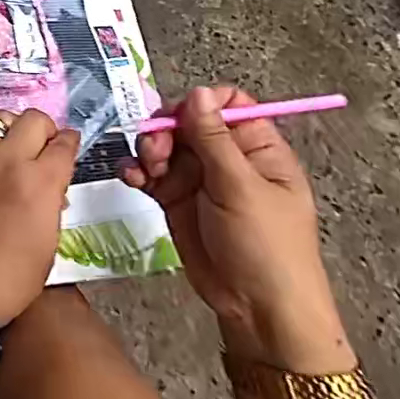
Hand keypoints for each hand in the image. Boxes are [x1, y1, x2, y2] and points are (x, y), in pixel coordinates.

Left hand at [0, 108, 79, 324]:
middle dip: (44, 129)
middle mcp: (8, 160)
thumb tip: (49, 192)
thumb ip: (50, 208)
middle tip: (43, 146)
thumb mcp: (48, 246)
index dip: (70, 142)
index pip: (63, 144)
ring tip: (11, 146)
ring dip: (10, 128)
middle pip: (32, 119)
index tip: (69, 144)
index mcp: (40, 181)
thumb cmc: (9, 278)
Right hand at [122, 87, 353, 372]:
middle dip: (165, 131)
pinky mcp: (174, 197)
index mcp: (256, 147)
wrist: (255, 307)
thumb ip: (214, 139)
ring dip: (147, 151)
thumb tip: (198, 92)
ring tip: (147, 172)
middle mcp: (225, 157)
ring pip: (163, 144)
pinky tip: (133, 179)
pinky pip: (149, 172)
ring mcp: (198, 178)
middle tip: (157, 153)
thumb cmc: (266, 246)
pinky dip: (137, 171)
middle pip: (185, 122)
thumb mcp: (242, 188)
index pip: (226, 104)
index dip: (199, 105)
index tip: (179, 121)